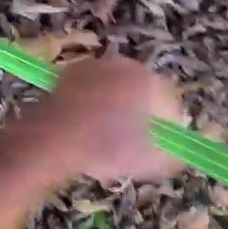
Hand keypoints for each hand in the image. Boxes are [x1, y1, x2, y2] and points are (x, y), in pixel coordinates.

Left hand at [8, 56, 185, 181]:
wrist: (49, 139)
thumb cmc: (103, 149)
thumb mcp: (148, 163)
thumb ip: (172, 157)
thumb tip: (178, 153)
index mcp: (149, 81)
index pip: (171, 106)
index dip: (167, 129)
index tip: (158, 147)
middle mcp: (125, 65)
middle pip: (145, 94)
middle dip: (142, 117)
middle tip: (130, 143)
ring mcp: (96, 66)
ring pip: (118, 90)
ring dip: (117, 109)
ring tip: (104, 136)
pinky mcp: (71, 72)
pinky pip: (93, 89)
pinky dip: (93, 103)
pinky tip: (84, 124)